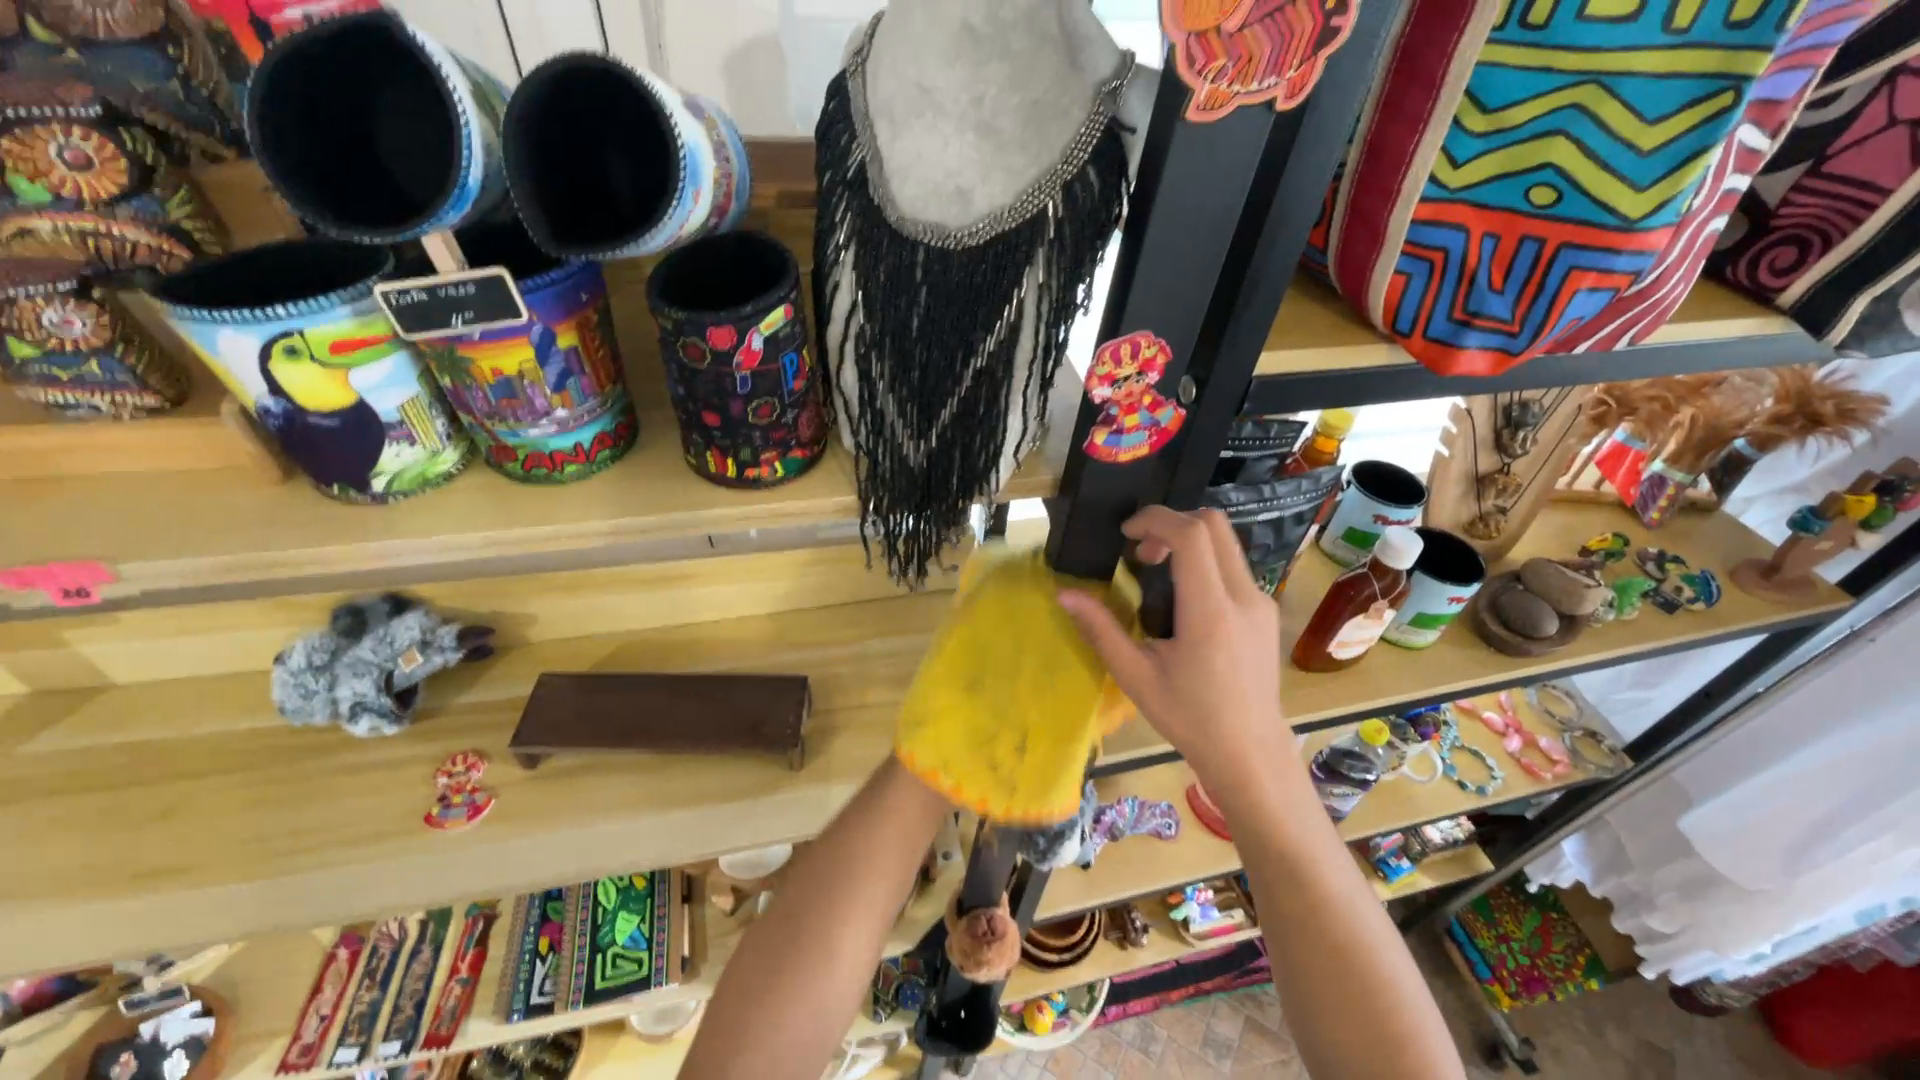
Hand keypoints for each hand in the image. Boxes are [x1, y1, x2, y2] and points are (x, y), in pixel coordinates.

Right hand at [1057, 506, 1292, 793]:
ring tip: (1158, 573)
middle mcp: (1243, 596)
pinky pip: (1235, 565)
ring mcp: (1262, 601)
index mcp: (1210, 611)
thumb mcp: (1136, 676)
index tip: (1126, 535)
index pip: (1191, 534)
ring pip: (1228, 542)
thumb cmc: (1189, 717)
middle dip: (1172, 523)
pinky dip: (1206, 561)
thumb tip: (1064, 594)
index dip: (1155, 519)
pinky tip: (1184, 598)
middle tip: (1142, 553)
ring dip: (1190, 541)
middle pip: (1214, 524)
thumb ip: (1101, 630)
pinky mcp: (1267, 610)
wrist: (1249, 751)